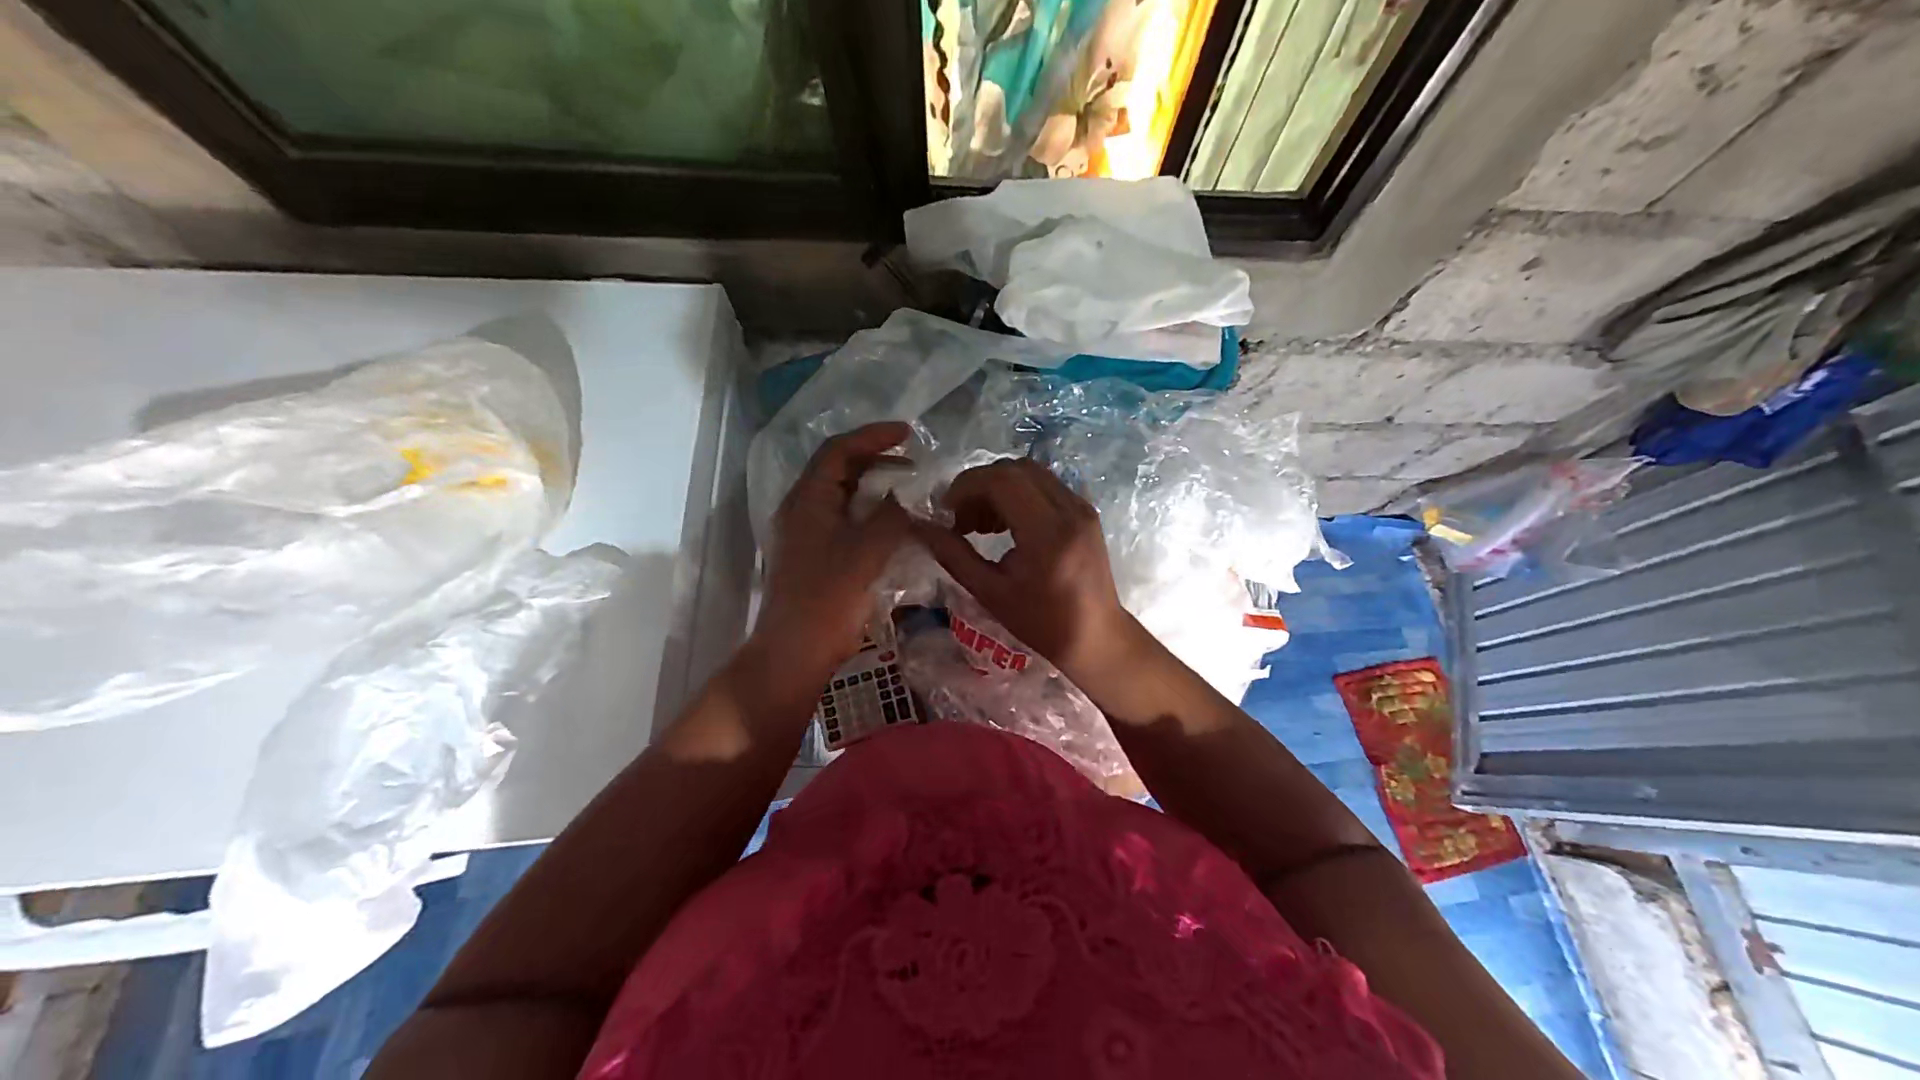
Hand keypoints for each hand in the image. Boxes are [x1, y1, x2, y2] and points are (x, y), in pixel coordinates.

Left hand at [755, 423, 912, 670]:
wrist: (793, 653)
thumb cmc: (827, 600)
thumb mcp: (866, 553)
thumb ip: (890, 517)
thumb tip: (905, 497)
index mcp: (808, 500)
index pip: (839, 451)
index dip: (873, 436)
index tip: (908, 433)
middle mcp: (802, 509)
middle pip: (837, 468)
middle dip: (875, 458)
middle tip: (913, 459)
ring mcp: (806, 534)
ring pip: (841, 495)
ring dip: (873, 485)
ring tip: (908, 487)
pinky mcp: (814, 556)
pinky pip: (844, 519)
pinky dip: (869, 512)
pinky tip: (893, 524)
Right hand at [912, 458, 1149, 685]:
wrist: (1096, 637)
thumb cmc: (1042, 624)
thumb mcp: (991, 593)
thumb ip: (954, 555)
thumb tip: (921, 526)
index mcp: (1048, 533)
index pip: (1002, 480)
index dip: (966, 487)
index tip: (946, 511)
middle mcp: (1070, 510)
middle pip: (1016, 469)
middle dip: (980, 485)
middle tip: (959, 517)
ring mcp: (1081, 508)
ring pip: (1030, 473)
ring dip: (997, 488)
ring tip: (977, 523)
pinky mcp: (1084, 512)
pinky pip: (1044, 486)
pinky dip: (1017, 495)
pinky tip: (1002, 524)